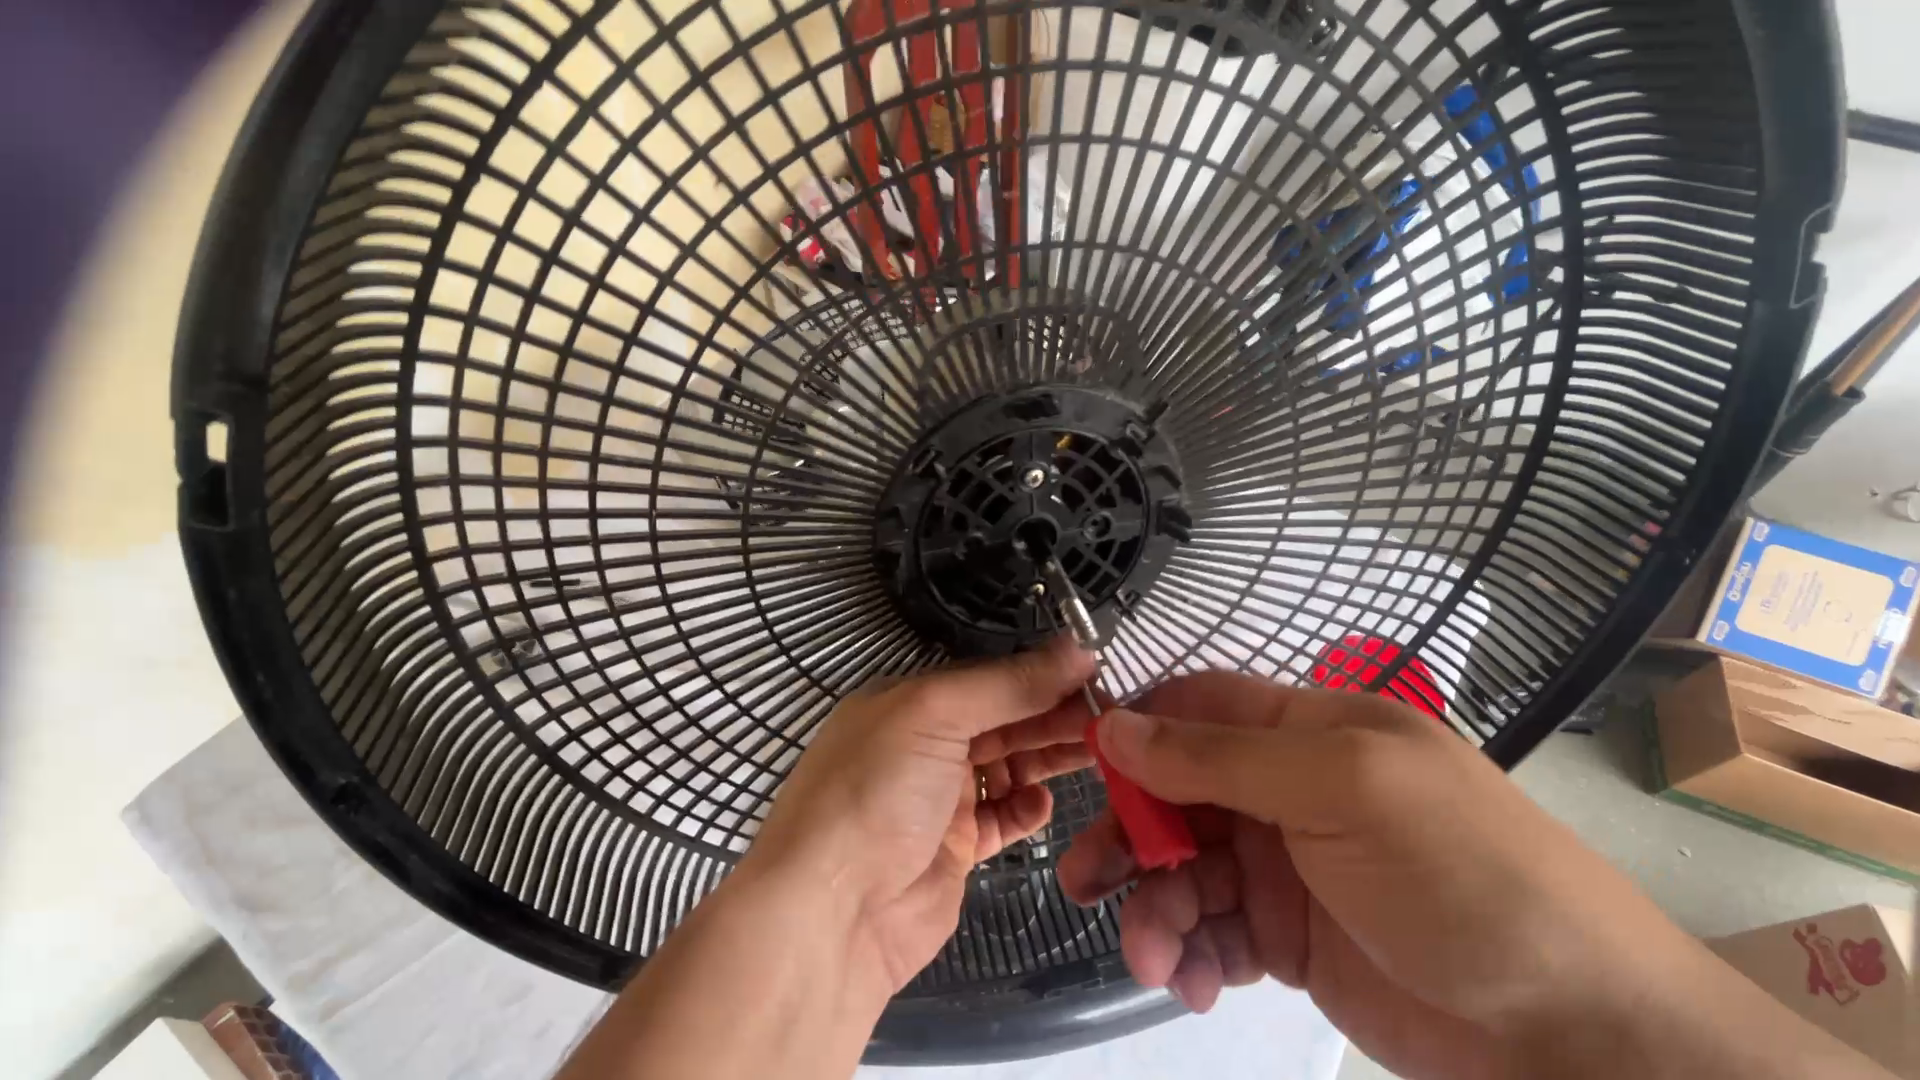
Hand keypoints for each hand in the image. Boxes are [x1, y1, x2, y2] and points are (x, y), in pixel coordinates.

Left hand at [747, 635, 1097, 991]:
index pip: (988, 678)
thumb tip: (1077, 648)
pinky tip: (1043, 803)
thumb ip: (1007, 684)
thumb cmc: (877, 791)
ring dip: (1048, 757)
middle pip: (1003, 720)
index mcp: (907, 703)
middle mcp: (922, 745)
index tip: (1097, 673)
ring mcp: (938, 799)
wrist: (834, 912)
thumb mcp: (934, 715)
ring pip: (1008, 766)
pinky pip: (1002, 818)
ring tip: (1098, 753)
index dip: (1041, 675)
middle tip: (1114, 716)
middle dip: (1054, 715)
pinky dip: (1025, 808)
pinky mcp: (954, 849)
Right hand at [1056, 671, 1889, 1079]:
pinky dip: (1189, 955)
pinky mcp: (1288, 940)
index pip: (1199, 708)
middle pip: (1176, 795)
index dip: (1139, 730)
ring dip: (1155, 909)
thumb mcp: (1342, 788)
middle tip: (1085, 881)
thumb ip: (1222, 757)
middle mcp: (1288, 792)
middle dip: (1130, 836)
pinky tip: (1192, 983)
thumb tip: (1113, 723)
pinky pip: (1211, 935)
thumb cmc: (1462, 875)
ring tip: (1155, 959)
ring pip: (1184, 870)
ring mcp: (1286, 869)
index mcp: (1309, 731)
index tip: (1087, 767)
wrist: (1578, 1034)